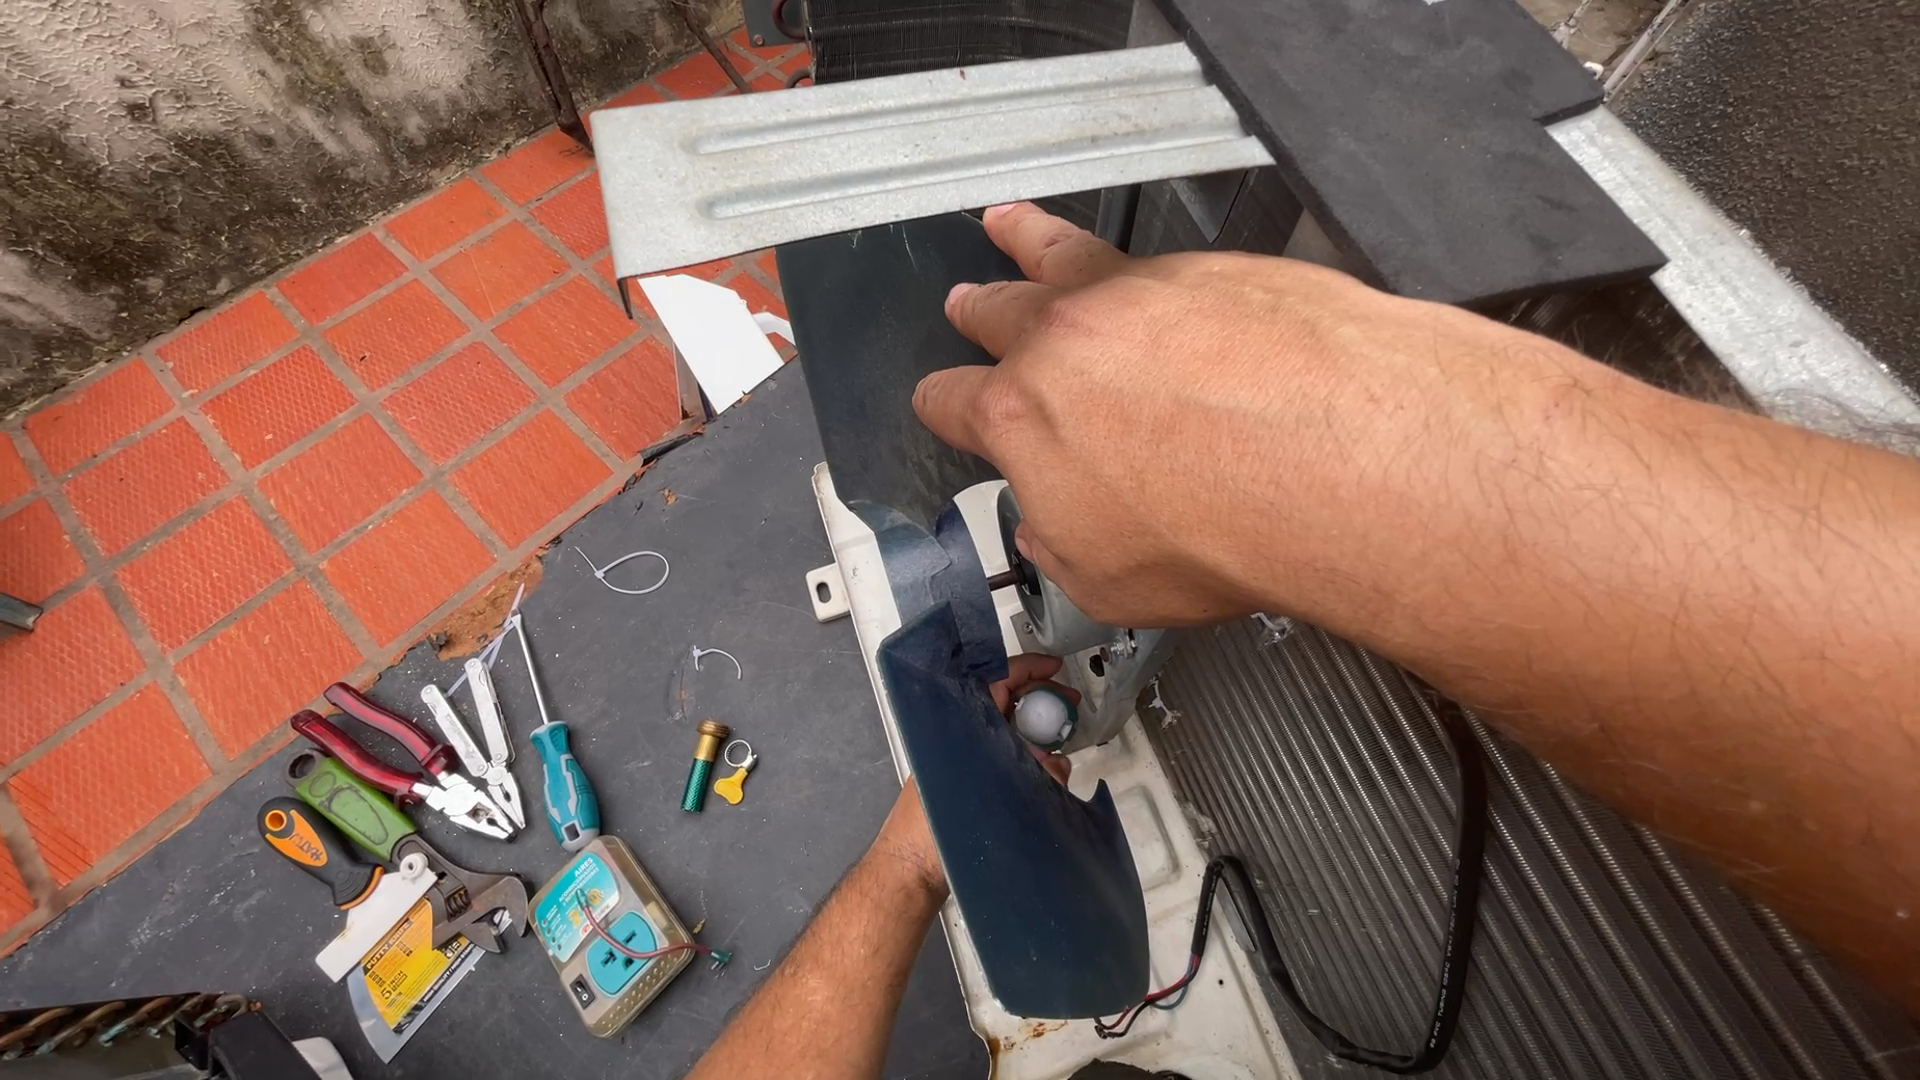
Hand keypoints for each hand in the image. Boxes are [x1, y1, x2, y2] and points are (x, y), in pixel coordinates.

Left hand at [870, 655, 1080, 895]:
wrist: (909, 872)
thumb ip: (1030, 778)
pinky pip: (1009, 762)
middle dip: (1041, 700)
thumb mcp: (986, 795)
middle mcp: (964, 738)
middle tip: (1071, 705)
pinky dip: (1030, 762)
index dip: (1026, 668)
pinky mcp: (975, 785)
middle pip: (1008, 704)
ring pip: (1011, 734)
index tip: (1055, 666)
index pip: (995, 681)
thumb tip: (1058, 764)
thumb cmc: (931, 830)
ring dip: (1039, 735)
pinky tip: (1050, 776)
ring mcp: (970, 761)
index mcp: (957, 725)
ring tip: (1064, 746)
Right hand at [912, 202, 1638, 634]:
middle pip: (996, 311)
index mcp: (1021, 418)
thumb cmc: (1217, 530)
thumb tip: (1052, 526)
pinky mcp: (1209, 271)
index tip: (943, 404)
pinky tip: (1155, 280)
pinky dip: (1140, 265)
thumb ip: (1058, 543)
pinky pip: (1157, 258)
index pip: (953, 401)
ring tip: (1009, 225)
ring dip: (1028, 241)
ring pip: (1061, 253)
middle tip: (965, 303)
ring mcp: (1137, 294)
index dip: (941, 405)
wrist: (1340, 462)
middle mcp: (1065, 341)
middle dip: (975, 311)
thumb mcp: (1104, 579)